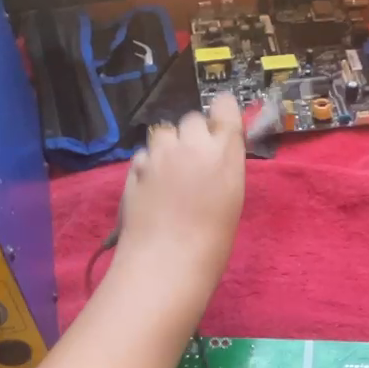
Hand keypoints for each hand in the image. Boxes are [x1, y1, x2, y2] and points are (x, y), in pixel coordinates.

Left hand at [116, 93, 245, 288]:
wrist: (168, 262)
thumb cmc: (213, 242)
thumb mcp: (232, 199)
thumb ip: (223, 168)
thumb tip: (215, 157)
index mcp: (225, 152)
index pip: (224, 106)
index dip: (221, 115)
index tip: (219, 131)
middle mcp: (192, 144)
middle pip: (191, 119)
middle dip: (192, 135)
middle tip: (193, 163)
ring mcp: (160, 154)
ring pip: (163, 133)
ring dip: (167, 146)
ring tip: (168, 174)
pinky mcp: (136, 167)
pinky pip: (144, 155)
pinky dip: (148, 166)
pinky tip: (151, 189)